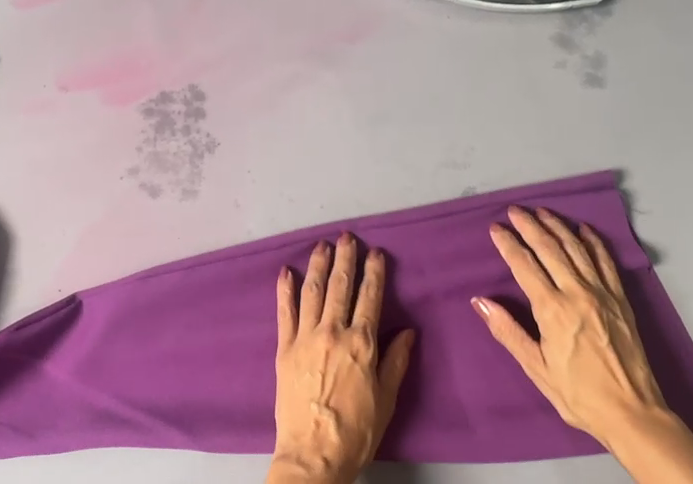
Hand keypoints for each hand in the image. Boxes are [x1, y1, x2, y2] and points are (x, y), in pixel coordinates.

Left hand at [267, 233, 415, 483]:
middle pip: (341, 286)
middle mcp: (334, 332)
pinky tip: (286, 272)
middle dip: (345, 258)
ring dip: (317, 265)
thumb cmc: (356, 431)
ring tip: (321, 245)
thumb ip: (396, 361)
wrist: (313, 456)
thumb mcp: (386, 399)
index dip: (374, 272)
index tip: (376, 253)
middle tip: (347, 236)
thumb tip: (408, 331)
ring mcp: (305, 338)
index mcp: (362, 343)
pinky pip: (284, 312)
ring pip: (312, 291)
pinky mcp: (284, 349)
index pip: (370, 297)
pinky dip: (285, 290)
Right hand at [476, 207, 692, 482]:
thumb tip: (479, 301)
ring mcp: (602, 293)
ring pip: (576, 248)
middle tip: (515, 210)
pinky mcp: (621, 299)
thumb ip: (508, 332)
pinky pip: (606, 261)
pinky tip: (583, 229)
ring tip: (542, 211)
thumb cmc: (579, 395)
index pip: (524, 265)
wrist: (632, 412)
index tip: (496, 228)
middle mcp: (577, 292)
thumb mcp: (537, 369)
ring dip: (557, 226)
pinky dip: (593, 242)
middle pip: (549, 248)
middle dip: (529, 225)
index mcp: (552, 309)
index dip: (508, 243)